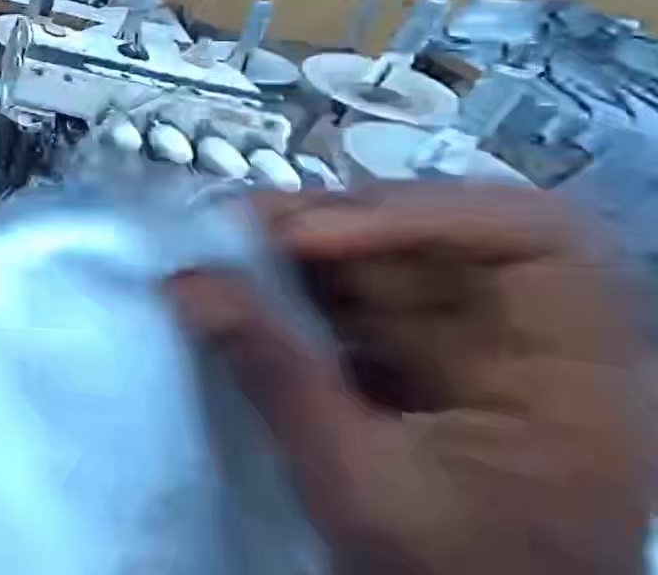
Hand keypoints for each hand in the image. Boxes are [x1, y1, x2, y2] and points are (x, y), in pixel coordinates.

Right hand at [168, 186, 650, 574]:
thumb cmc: (450, 572)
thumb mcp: (364, 485)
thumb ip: (277, 377)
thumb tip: (186, 281)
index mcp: (564, 376)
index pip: (531, 239)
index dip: (422, 213)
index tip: (309, 236)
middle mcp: (514, 339)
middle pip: (431, 232)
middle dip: (327, 216)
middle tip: (236, 225)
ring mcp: (451, 342)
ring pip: (373, 250)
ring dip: (290, 236)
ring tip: (218, 243)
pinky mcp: (390, 351)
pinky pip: (334, 286)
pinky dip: (276, 271)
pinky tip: (227, 272)